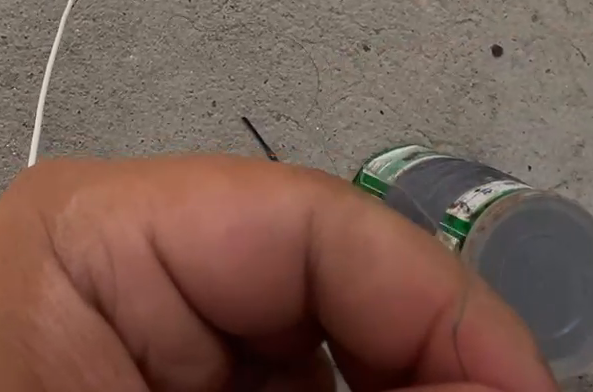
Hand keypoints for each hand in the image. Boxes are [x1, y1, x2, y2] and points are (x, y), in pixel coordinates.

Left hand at [0, 156, 556, 391]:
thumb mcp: (133, 391)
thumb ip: (301, 384)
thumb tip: (489, 390)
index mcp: (103, 226)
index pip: (308, 218)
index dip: (442, 303)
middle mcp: (130, 258)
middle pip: (329, 285)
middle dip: (427, 365)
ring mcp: (143, 325)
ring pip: (317, 346)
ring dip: (390, 388)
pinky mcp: (150, 372)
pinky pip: (278, 380)